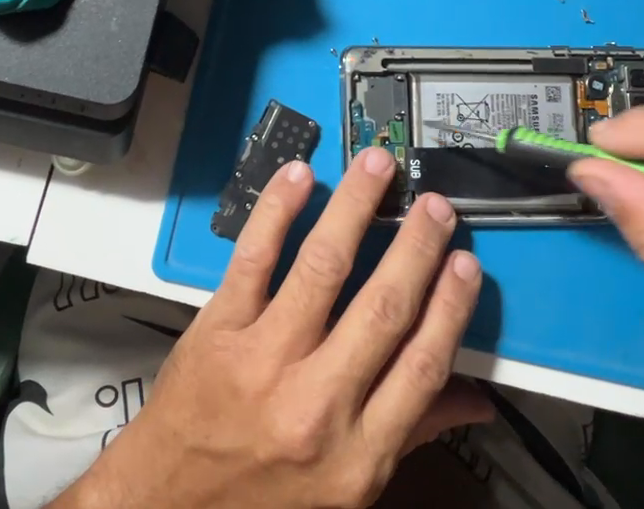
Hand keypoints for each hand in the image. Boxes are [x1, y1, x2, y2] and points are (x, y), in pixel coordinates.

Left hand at [54, 148, 491, 508]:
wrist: (168, 505)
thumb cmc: (264, 498)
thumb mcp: (347, 491)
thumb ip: (410, 433)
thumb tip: (476, 399)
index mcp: (357, 450)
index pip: (421, 366)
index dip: (450, 308)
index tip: (466, 263)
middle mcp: (316, 402)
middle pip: (382, 310)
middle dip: (416, 250)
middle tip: (436, 207)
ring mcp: (264, 358)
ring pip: (322, 269)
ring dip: (354, 210)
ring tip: (377, 168)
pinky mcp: (219, 329)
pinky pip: (253, 259)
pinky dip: (276, 212)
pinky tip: (298, 176)